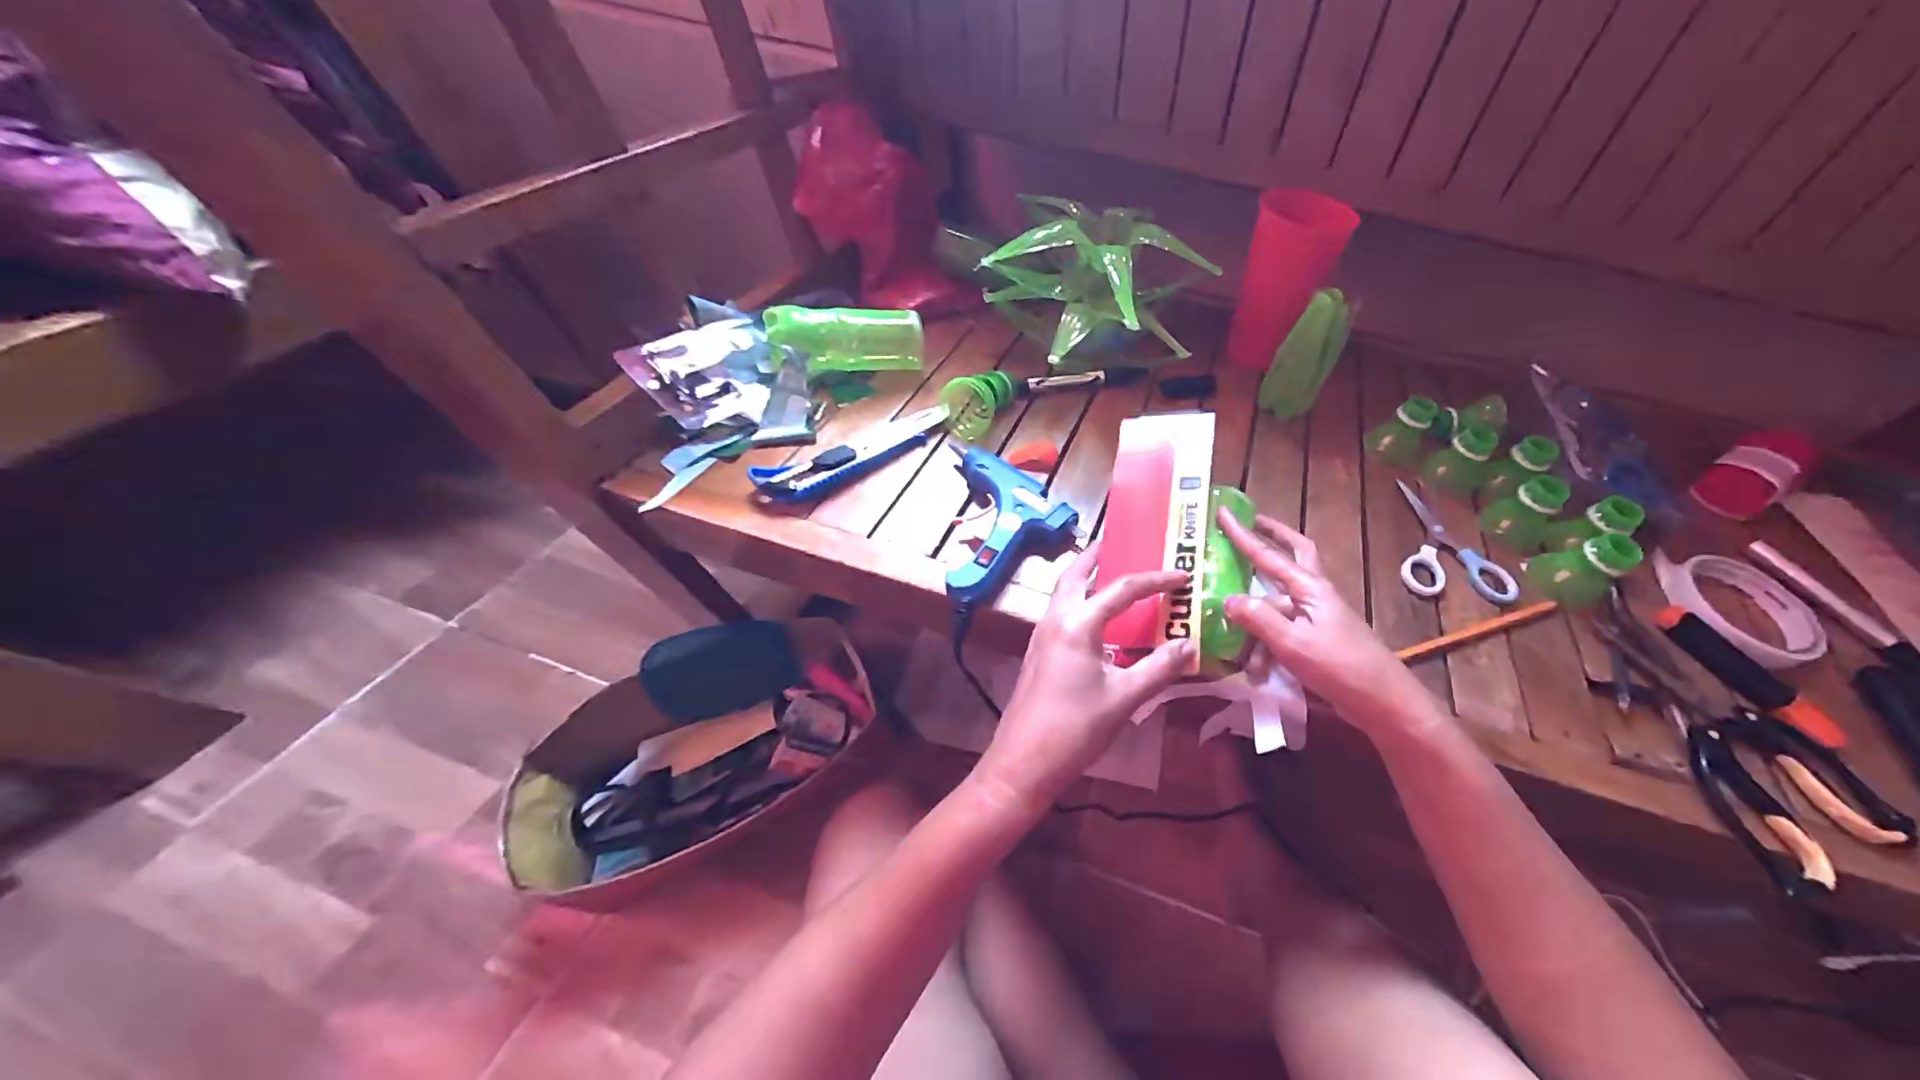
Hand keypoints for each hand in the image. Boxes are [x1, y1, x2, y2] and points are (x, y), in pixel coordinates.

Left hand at [972, 540, 1195, 814]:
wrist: (1023, 761)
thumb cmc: (1075, 729)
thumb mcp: (1125, 698)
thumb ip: (1159, 667)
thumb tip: (1191, 644)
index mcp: (1077, 624)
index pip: (1121, 588)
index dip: (1155, 579)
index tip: (1182, 574)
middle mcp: (1054, 620)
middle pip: (1075, 574)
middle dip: (1098, 556)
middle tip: (1122, 543)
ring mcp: (1041, 636)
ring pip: (1063, 592)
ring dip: (1086, 578)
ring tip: (1112, 574)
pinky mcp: (1037, 652)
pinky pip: (1060, 613)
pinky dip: (1080, 602)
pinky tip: (1098, 621)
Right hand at [1217, 510, 1444, 738]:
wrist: (1384, 703)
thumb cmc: (1339, 667)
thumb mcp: (1291, 643)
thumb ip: (1257, 618)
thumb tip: (1227, 599)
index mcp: (1309, 588)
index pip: (1268, 555)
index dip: (1243, 534)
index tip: (1223, 512)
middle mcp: (1314, 594)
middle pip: (1293, 555)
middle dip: (1273, 538)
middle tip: (1252, 523)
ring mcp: (1318, 616)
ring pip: (1279, 601)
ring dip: (1256, 614)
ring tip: (1234, 636)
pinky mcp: (1317, 637)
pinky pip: (1281, 628)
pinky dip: (1263, 643)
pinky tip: (1252, 668)